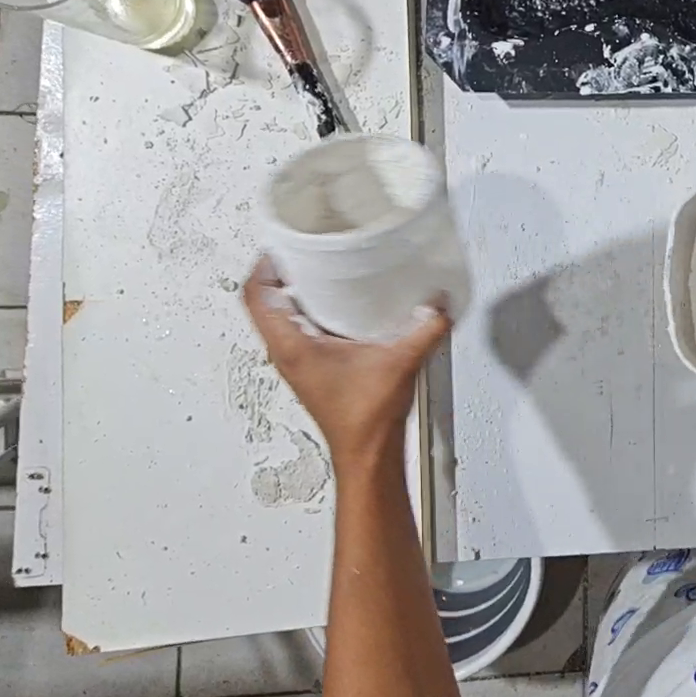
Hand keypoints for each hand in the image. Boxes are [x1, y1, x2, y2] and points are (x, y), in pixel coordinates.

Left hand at [241, 257, 450, 473]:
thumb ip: (426, 328)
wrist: (367, 451)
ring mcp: (301, 363)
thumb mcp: (402, 361)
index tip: (283, 245)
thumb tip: (438, 304)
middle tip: (308, 252)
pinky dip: (317, 313)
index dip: (265, 265)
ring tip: (328, 274)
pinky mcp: (316, 370)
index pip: (257, 296)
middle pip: (267, 303)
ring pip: (284, 318)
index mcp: (293, 346)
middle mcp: (289, 353)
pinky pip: (304, 331)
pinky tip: (349, 309)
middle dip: (285, 273)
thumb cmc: (366, 417)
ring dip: (300, 294)